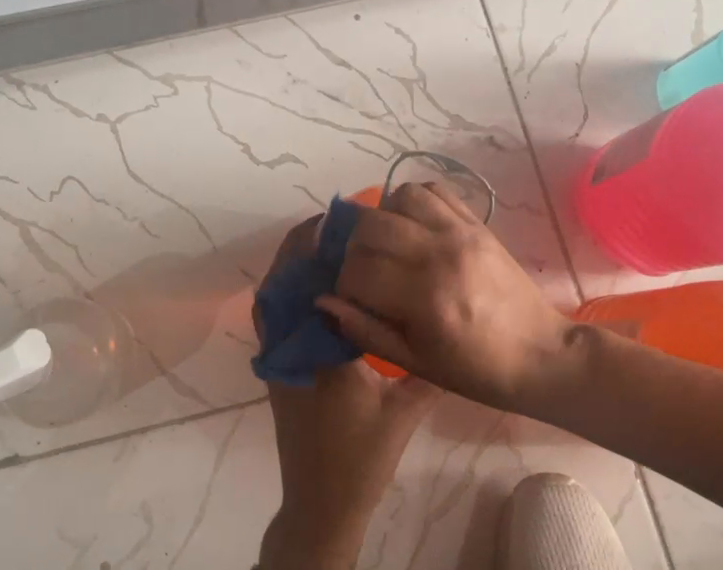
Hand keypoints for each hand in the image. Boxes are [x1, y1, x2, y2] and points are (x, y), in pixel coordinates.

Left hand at [256, 218, 440, 569]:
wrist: (321, 503)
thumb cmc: (361, 457)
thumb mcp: (403, 411)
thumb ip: (426, 369)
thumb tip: (449, 325)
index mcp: (321, 350)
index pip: (314, 283)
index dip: (324, 246)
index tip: (347, 221)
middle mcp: (289, 345)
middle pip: (283, 280)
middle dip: (305, 246)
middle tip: (336, 223)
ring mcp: (276, 356)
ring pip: (273, 295)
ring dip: (293, 264)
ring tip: (327, 242)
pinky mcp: (275, 367)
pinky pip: (273, 315)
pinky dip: (287, 289)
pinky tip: (315, 282)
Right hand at [317, 182, 573, 411]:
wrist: (541, 355)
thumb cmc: (476, 370)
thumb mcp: (415, 363)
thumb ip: (366, 330)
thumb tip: (323, 301)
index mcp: (424, 298)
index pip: (357, 270)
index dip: (343, 284)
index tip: (352, 298)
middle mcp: (439, 255)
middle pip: (370, 226)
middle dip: (354, 248)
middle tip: (363, 269)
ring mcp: (460, 233)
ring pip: (398, 198)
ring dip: (382, 218)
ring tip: (387, 244)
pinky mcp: (476, 223)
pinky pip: (433, 191)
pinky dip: (412, 201)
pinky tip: (412, 227)